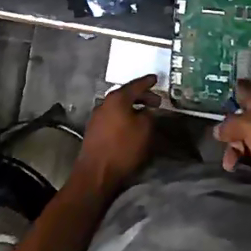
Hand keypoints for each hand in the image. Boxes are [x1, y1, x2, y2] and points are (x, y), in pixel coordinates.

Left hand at [71, 75, 159, 197]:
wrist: (96, 172)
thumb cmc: (123, 148)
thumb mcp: (144, 130)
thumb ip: (148, 115)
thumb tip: (146, 110)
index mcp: (117, 98)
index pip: (135, 85)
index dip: (147, 82)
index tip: (156, 78)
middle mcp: (105, 102)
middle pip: (125, 94)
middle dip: (141, 96)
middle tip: (156, 101)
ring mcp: (97, 116)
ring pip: (118, 106)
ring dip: (132, 107)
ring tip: (144, 113)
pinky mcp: (94, 129)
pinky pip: (113, 116)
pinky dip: (123, 116)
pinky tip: (130, 124)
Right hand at [214, 80, 250, 179]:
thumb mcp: (246, 128)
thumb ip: (228, 127)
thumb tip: (218, 130)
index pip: (241, 89)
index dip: (229, 95)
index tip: (218, 108)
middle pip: (244, 118)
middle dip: (232, 135)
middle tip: (226, 154)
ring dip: (243, 151)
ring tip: (235, 167)